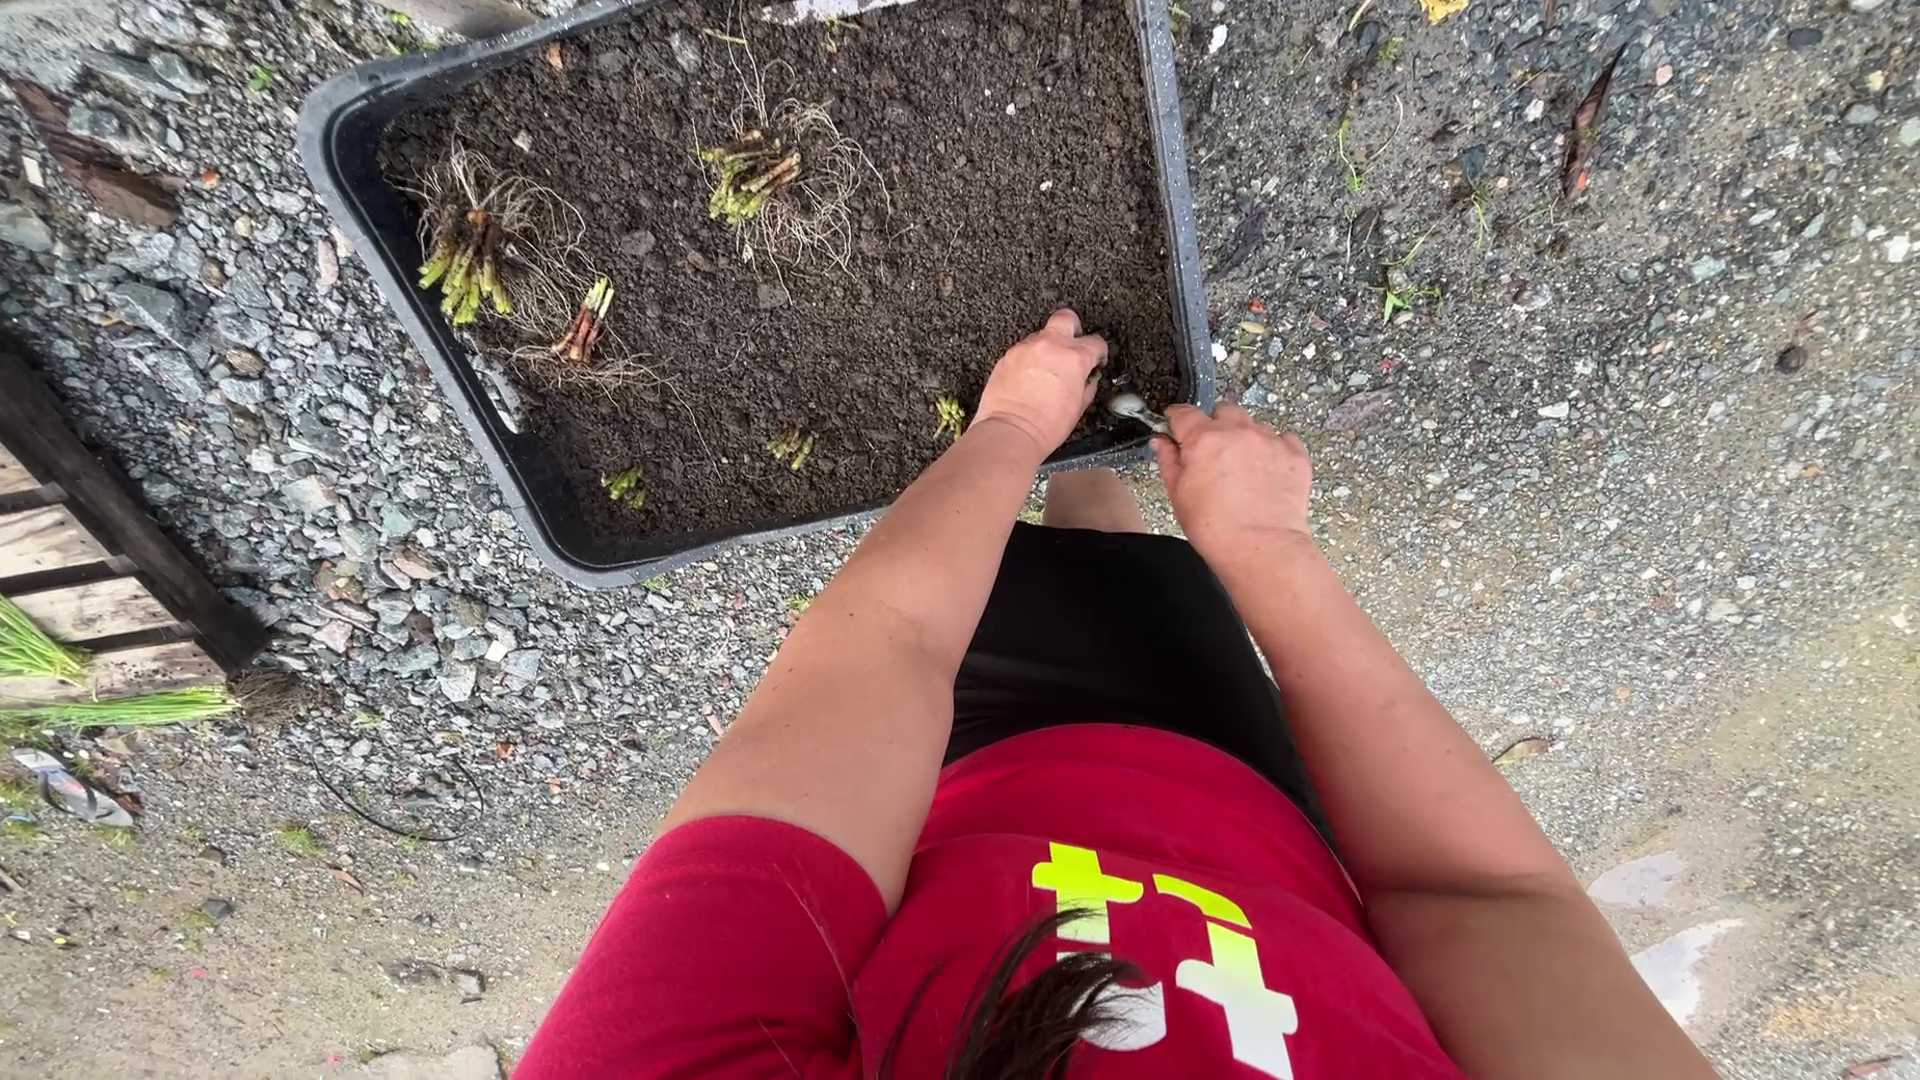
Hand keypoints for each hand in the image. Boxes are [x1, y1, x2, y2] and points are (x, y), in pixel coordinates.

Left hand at [973, 309, 1106, 458]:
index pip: (1096, 342)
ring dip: (1046, 349)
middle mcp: (1051, 345)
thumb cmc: (1044, 426)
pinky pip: (1023, 351)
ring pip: (1041, 336)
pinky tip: (1028, 379)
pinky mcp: (1008, 356)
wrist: (1011, 431)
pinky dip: (1028, 360)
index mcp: (1075, 357)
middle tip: (1072, 346)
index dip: (1099, 353)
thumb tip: (1088, 381)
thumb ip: (1086, 386)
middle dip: (1073, 329)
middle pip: (1066, 318)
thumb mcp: (1078, 407)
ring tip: (1045, 372)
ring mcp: (1027, 348)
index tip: (1096, 360)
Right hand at [1153, 404, 1314, 565]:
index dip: (1176, 419)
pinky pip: (1281, 438)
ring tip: (1240, 467)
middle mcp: (1237, 432)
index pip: (1184, 413)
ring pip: (1252, 424)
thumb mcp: (1178, 493)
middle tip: (1211, 450)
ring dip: (1243, 437)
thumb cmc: (1215, 527)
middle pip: (1222, 411)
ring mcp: (1269, 440)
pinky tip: (1264, 471)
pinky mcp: (1294, 453)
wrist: (1260, 547)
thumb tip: (1162, 443)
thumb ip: (1168, 460)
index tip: (1175, 424)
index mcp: (1203, 439)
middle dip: (1214, 424)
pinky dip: (1272, 448)